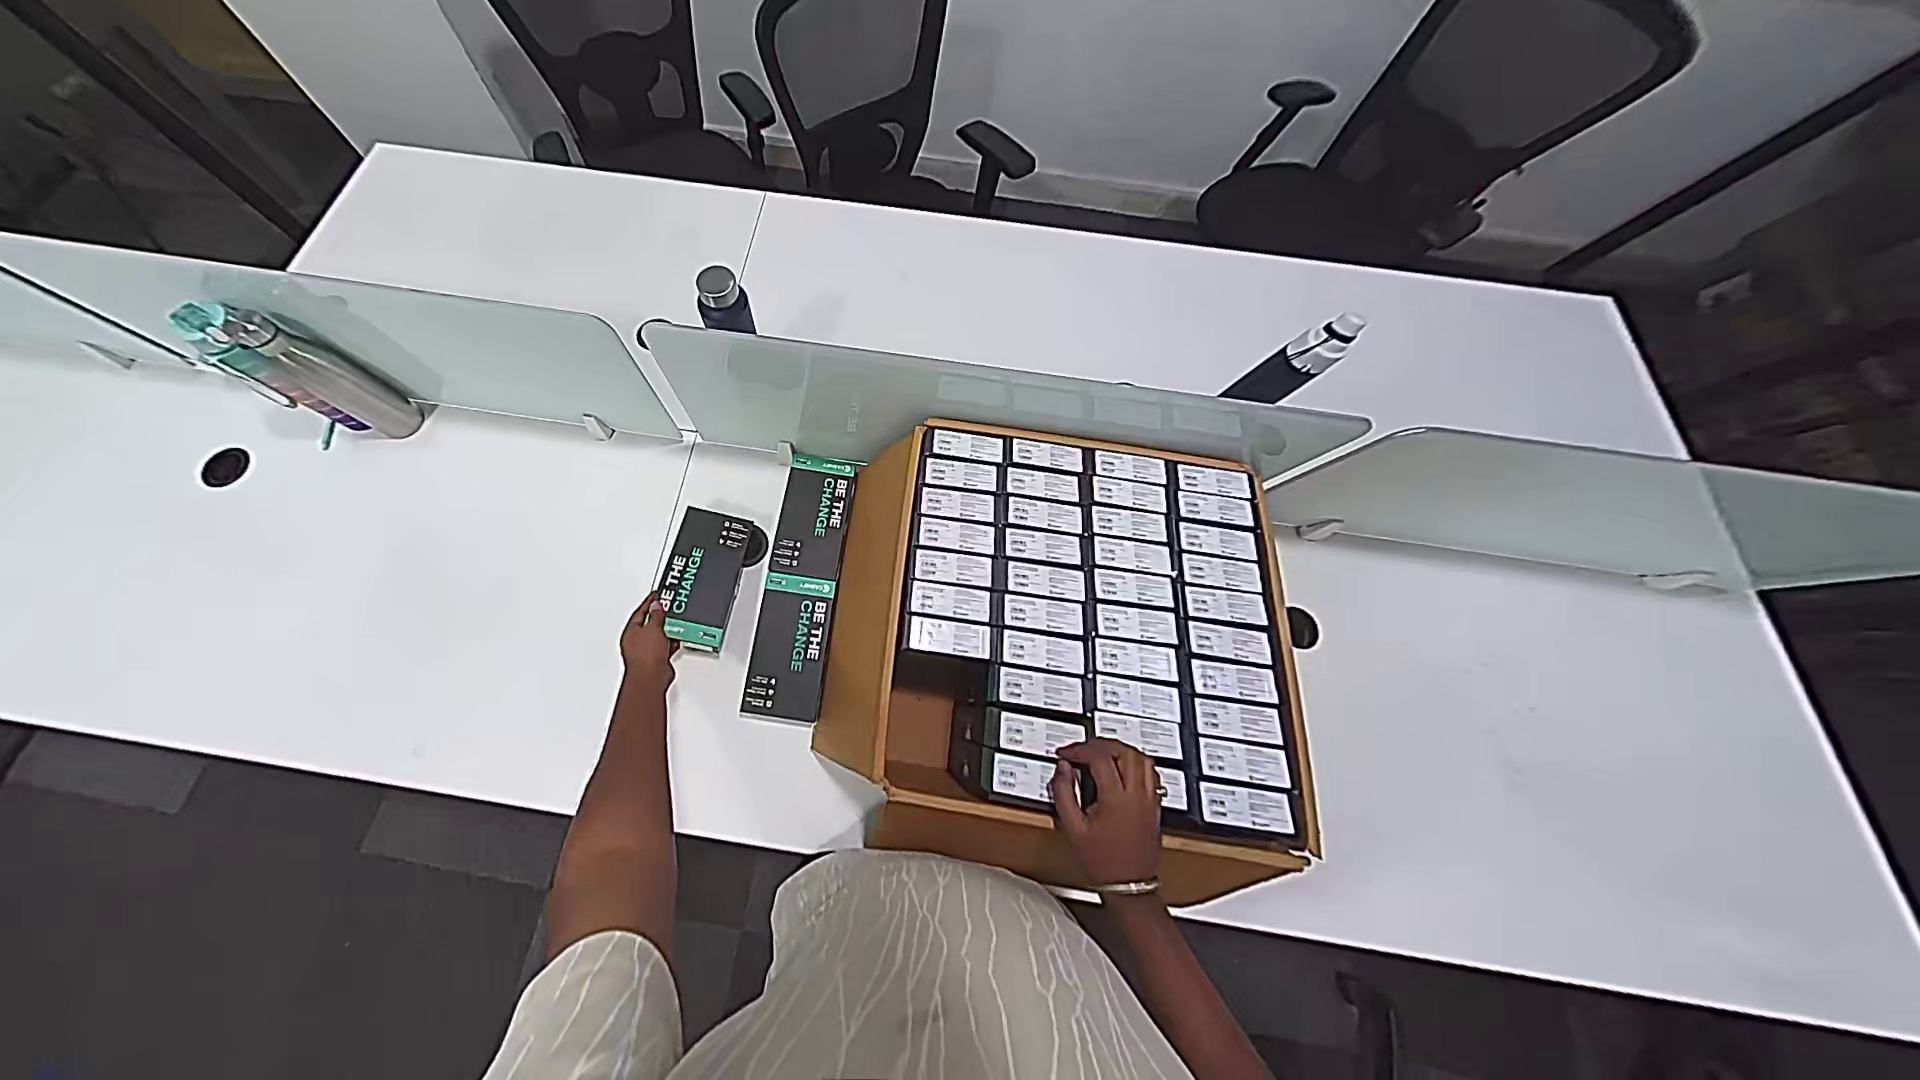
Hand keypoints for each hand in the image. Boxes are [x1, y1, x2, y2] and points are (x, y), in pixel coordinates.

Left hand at [620, 592, 677, 691]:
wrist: (652, 676)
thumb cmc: (645, 656)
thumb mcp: (653, 628)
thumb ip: (656, 615)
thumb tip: (657, 605)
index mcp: (631, 631)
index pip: (641, 612)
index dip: (649, 602)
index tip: (657, 595)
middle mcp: (637, 641)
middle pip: (650, 623)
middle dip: (660, 616)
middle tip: (669, 607)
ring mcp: (647, 650)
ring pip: (659, 635)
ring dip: (667, 629)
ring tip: (676, 622)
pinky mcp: (657, 658)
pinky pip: (666, 645)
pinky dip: (672, 641)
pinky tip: (677, 639)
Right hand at [1051, 738, 1161, 886]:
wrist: (1129, 886)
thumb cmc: (1103, 863)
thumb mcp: (1073, 828)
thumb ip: (1064, 794)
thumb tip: (1063, 769)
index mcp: (1116, 799)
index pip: (1100, 757)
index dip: (1080, 750)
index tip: (1066, 754)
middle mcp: (1137, 795)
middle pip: (1124, 751)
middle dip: (1100, 744)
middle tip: (1083, 748)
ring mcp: (1149, 799)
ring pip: (1141, 757)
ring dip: (1120, 749)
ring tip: (1101, 753)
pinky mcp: (1155, 805)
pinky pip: (1150, 771)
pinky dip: (1135, 761)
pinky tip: (1121, 767)